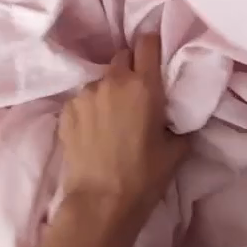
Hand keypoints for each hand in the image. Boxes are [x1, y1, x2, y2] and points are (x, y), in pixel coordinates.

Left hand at [56, 35, 188, 218]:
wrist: (99, 204)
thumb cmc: (143, 178)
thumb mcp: (176, 152)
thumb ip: (179, 124)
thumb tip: (179, 116)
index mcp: (144, 85)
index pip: (147, 42)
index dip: (152, 45)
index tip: (155, 57)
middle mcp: (114, 81)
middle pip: (122, 56)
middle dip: (130, 67)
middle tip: (135, 90)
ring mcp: (86, 93)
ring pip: (101, 78)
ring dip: (108, 89)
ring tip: (111, 116)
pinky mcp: (66, 109)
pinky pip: (82, 98)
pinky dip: (89, 107)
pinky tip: (92, 130)